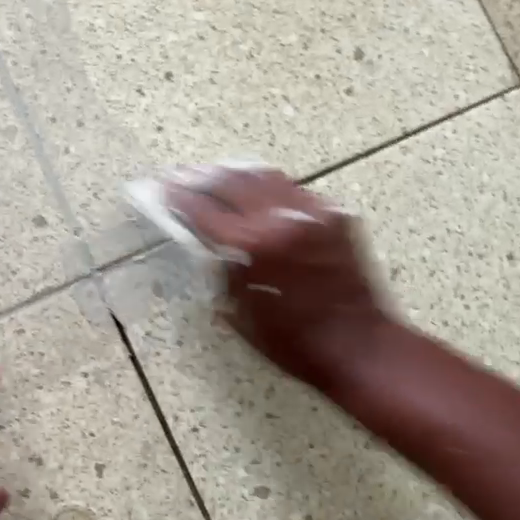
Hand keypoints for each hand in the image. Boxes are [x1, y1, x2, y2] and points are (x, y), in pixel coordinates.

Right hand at [165, 167, 392, 392]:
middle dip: (200, 177)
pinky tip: (258, 191)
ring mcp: (311, 212)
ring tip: (215, 174)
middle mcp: (279, 218)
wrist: (358, 346)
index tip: (161, 189)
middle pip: (230, 181)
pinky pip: (294, 189)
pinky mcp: (334, 215)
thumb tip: (204, 241)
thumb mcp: (238, 308)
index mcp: (251, 246)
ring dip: (234, 173)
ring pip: (264, 176)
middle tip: (181, 176)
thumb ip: (218, 267)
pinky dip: (268, 186)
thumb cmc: (291, 341)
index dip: (177, 198)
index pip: (202, 209)